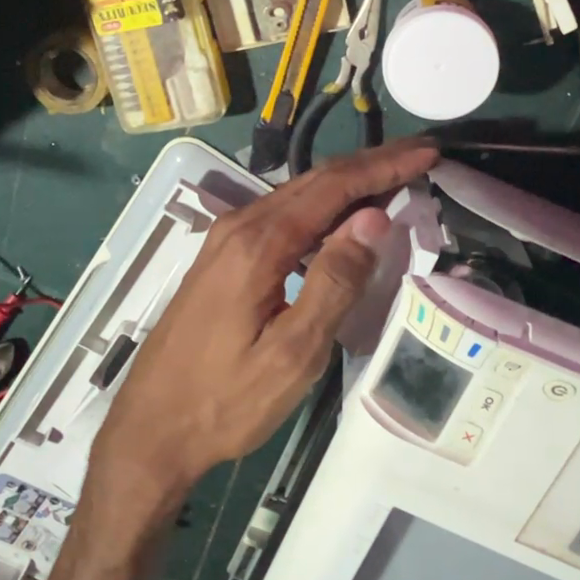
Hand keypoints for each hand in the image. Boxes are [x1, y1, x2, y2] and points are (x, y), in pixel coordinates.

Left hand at [92, 138, 440, 498]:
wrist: (151, 427)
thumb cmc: (225, 400)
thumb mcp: (292, 352)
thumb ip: (334, 282)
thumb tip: (374, 216)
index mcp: (257, 243)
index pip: (332, 187)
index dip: (383, 166)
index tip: (428, 152)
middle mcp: (238, 227)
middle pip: (314, 181)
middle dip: (370, 166)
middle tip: (421, 157)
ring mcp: (225, 241)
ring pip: (296, 197)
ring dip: (346, 185)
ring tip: (394, 181)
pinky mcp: (221, 259)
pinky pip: (280, 217)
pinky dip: (320, 209)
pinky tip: (341, 222)